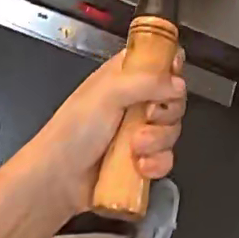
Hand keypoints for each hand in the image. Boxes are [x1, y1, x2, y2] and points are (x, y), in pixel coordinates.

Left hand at [4, 48, 186, 214]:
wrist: (60, 177)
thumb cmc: (76, 128)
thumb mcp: (108, 93)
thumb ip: (146, 82)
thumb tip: (179, 84)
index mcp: (125, 73)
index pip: (159, 60)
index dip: (171, 70)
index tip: (169, 84)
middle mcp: (135, 98)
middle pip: (173, 97)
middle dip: (166, 112)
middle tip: (148, 116)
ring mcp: (139, 129)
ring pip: (172, 130)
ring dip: (157, 141)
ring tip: (135, 148)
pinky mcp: (143, 158)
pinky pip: (166, 158)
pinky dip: (157, 163)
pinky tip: (140, 167)